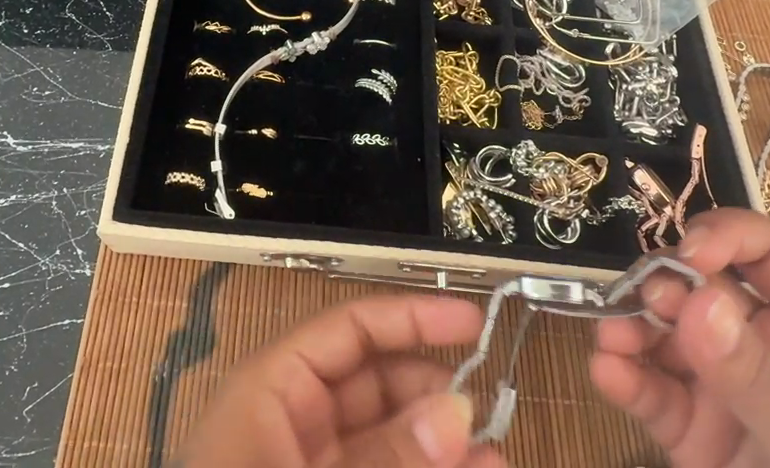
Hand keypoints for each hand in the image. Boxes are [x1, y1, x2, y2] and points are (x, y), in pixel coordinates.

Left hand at [175, 295, 506, 467]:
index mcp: (273, 391)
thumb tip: (459, 412)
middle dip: (434, 393)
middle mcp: (293, 422)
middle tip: (490, 415)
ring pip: (389, 440)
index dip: (409, 317)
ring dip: (442, 447)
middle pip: (377, 385)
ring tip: (496, 460)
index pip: (348, 331)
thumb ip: (387, 458)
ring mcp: (310, 467)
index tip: (473, 321)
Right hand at [592, 209, 769, 467]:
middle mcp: (767, 350)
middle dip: (665, 284)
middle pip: (702, 286)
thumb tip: (695, 297)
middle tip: (640, 299)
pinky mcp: (693, 435)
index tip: (686, 253)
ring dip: (632, 326)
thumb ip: (760, 378)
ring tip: (611, 338)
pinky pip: (652, 393)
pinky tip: (606, 372)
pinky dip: (623, 377)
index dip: (726, 237)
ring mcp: (726, 393)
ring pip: (666, 335)